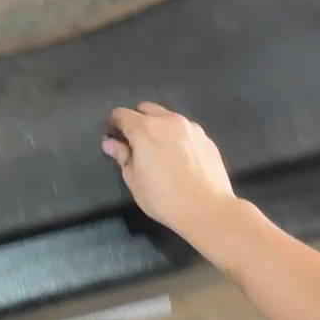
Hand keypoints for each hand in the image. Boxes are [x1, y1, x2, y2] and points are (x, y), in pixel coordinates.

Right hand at [103, 103, 237, 237]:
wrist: (209, 210)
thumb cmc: (164, 198)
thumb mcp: (134, 180)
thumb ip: (121, 156)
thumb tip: (110, 143)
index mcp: (144, 129)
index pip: (121, 114)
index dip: (113, 124)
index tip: (113, 138)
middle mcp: (168, 120)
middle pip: (145, 109)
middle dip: (136, 121)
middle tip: (136, 143)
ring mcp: (190, 128)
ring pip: (167, 117)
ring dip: (158, 127)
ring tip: (160, 151)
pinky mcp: (207, 138)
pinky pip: (185, 130)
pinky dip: (177, 137)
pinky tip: (180, 158)